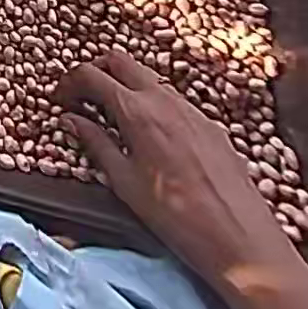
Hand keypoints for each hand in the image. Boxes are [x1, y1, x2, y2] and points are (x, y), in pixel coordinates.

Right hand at [59, 50, 307, 308]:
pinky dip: (148, 99)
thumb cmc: (177, 219)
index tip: (60, 100)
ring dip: (122, 83)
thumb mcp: (125, 182)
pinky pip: (169, 97)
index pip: (90, 75)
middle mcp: (164, 100)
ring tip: (111, 114)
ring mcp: (191, 109)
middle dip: (94, 70)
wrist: (247, 248)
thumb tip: (70, 118)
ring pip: (146, 76)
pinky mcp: (210, 125)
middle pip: (119, 60)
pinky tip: (147, 131)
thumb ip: (95, 142)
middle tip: (82, 95)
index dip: (68, 83)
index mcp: (137, 111)